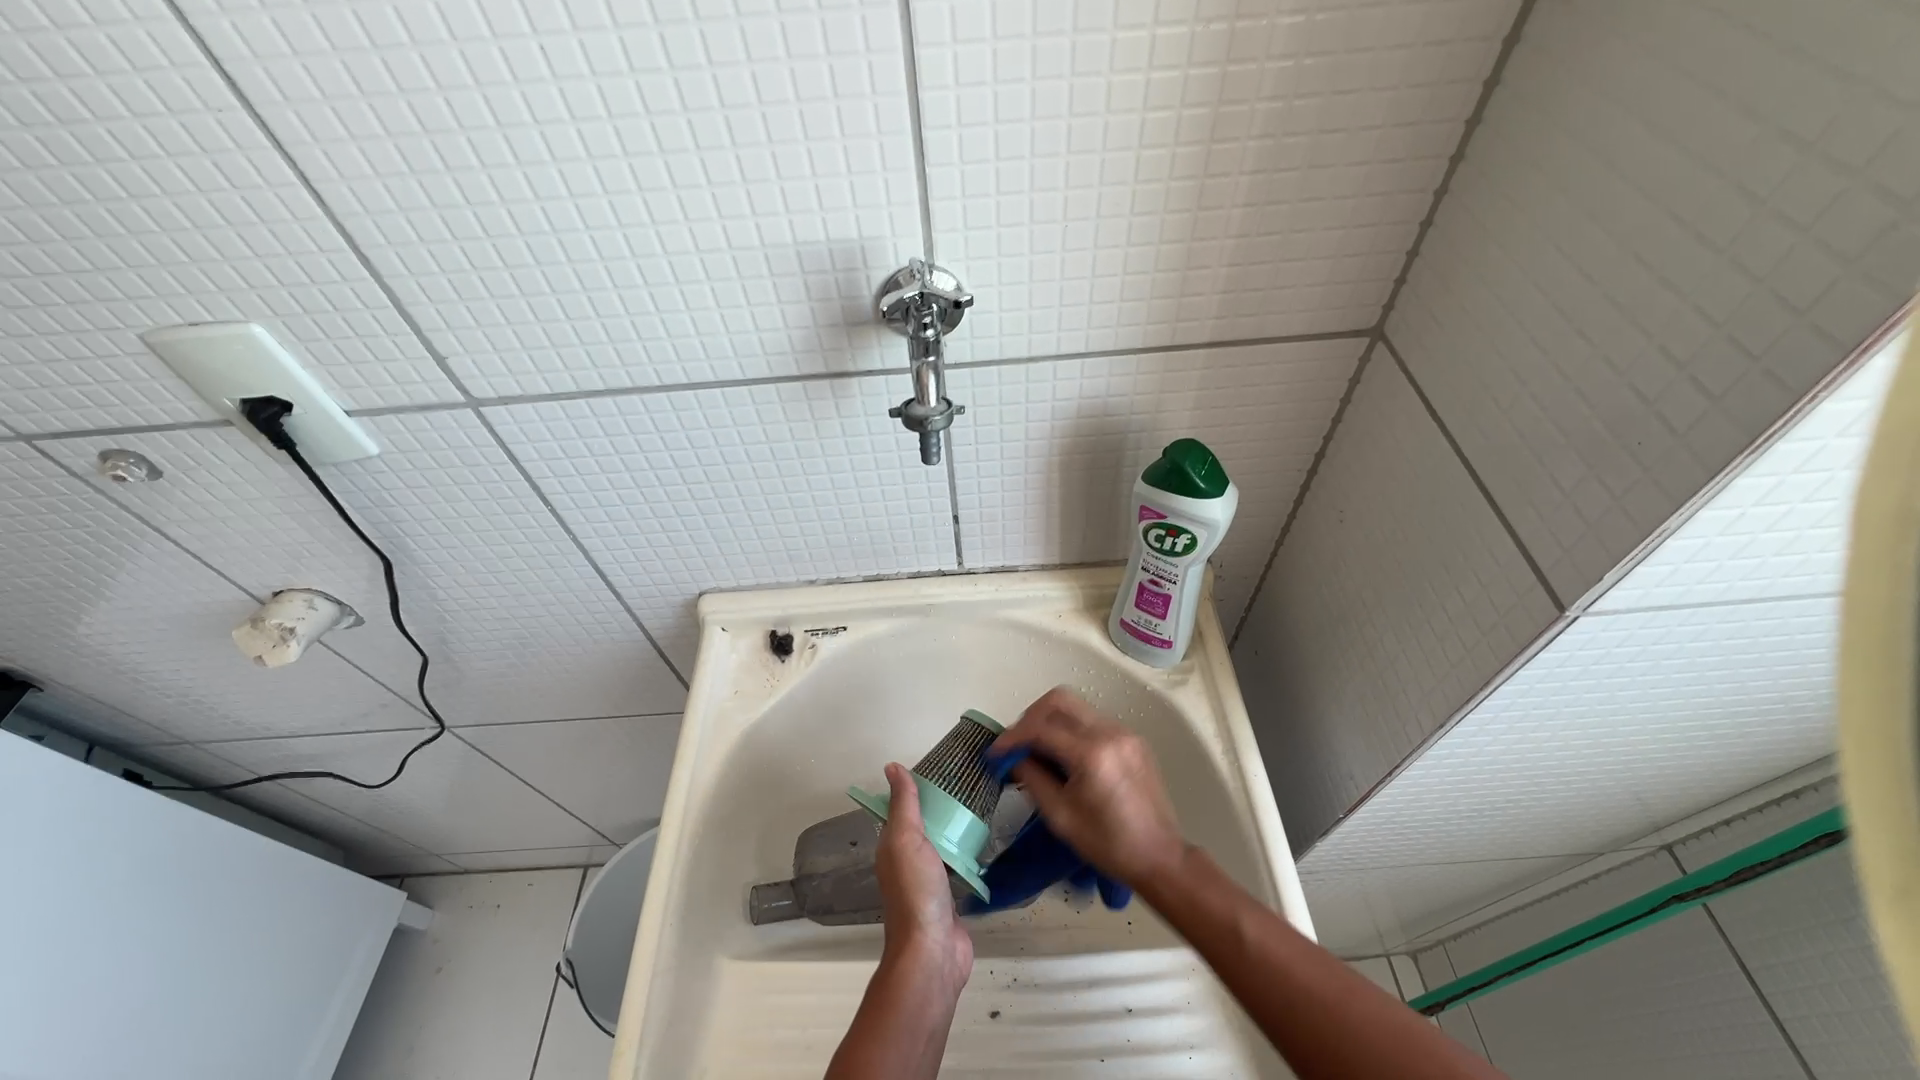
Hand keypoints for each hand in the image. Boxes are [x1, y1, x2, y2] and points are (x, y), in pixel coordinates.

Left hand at [877, 763, 971, 991]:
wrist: (933, 951)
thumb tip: (891, 767)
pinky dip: (967, 853)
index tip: (943, 767)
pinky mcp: (950, 896)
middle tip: (969, 782)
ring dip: (955, 829)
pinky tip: (984, 843)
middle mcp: (908, 861)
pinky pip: (957, 866)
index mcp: (892, 846)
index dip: (917, 788)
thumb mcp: (906, 840)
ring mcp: (929, 881)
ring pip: (942, 845)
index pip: (902, 809)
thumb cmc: (916, 892)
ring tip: (980, 805)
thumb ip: (903, 805)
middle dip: (941, 806)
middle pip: (924, 826)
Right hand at [990, 688, 1185, 887]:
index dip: (1012, 737)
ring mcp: (1125, 732)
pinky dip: (1071, 730)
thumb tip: (1014, 758)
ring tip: (1037, 751)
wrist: (1159, 856)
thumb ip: (1033, 778)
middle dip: (1031, 717)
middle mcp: (1111, 733)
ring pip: (1077, 707)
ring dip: (1051, 722)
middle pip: (1059, 700)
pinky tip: (1064, 756)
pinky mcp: (1133, 739)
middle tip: (1017, 744)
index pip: (1041, 728)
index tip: (995, 753)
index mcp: (1092, 754)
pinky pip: (1093, 721)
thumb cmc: (1108, 845)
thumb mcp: (1060, 816)